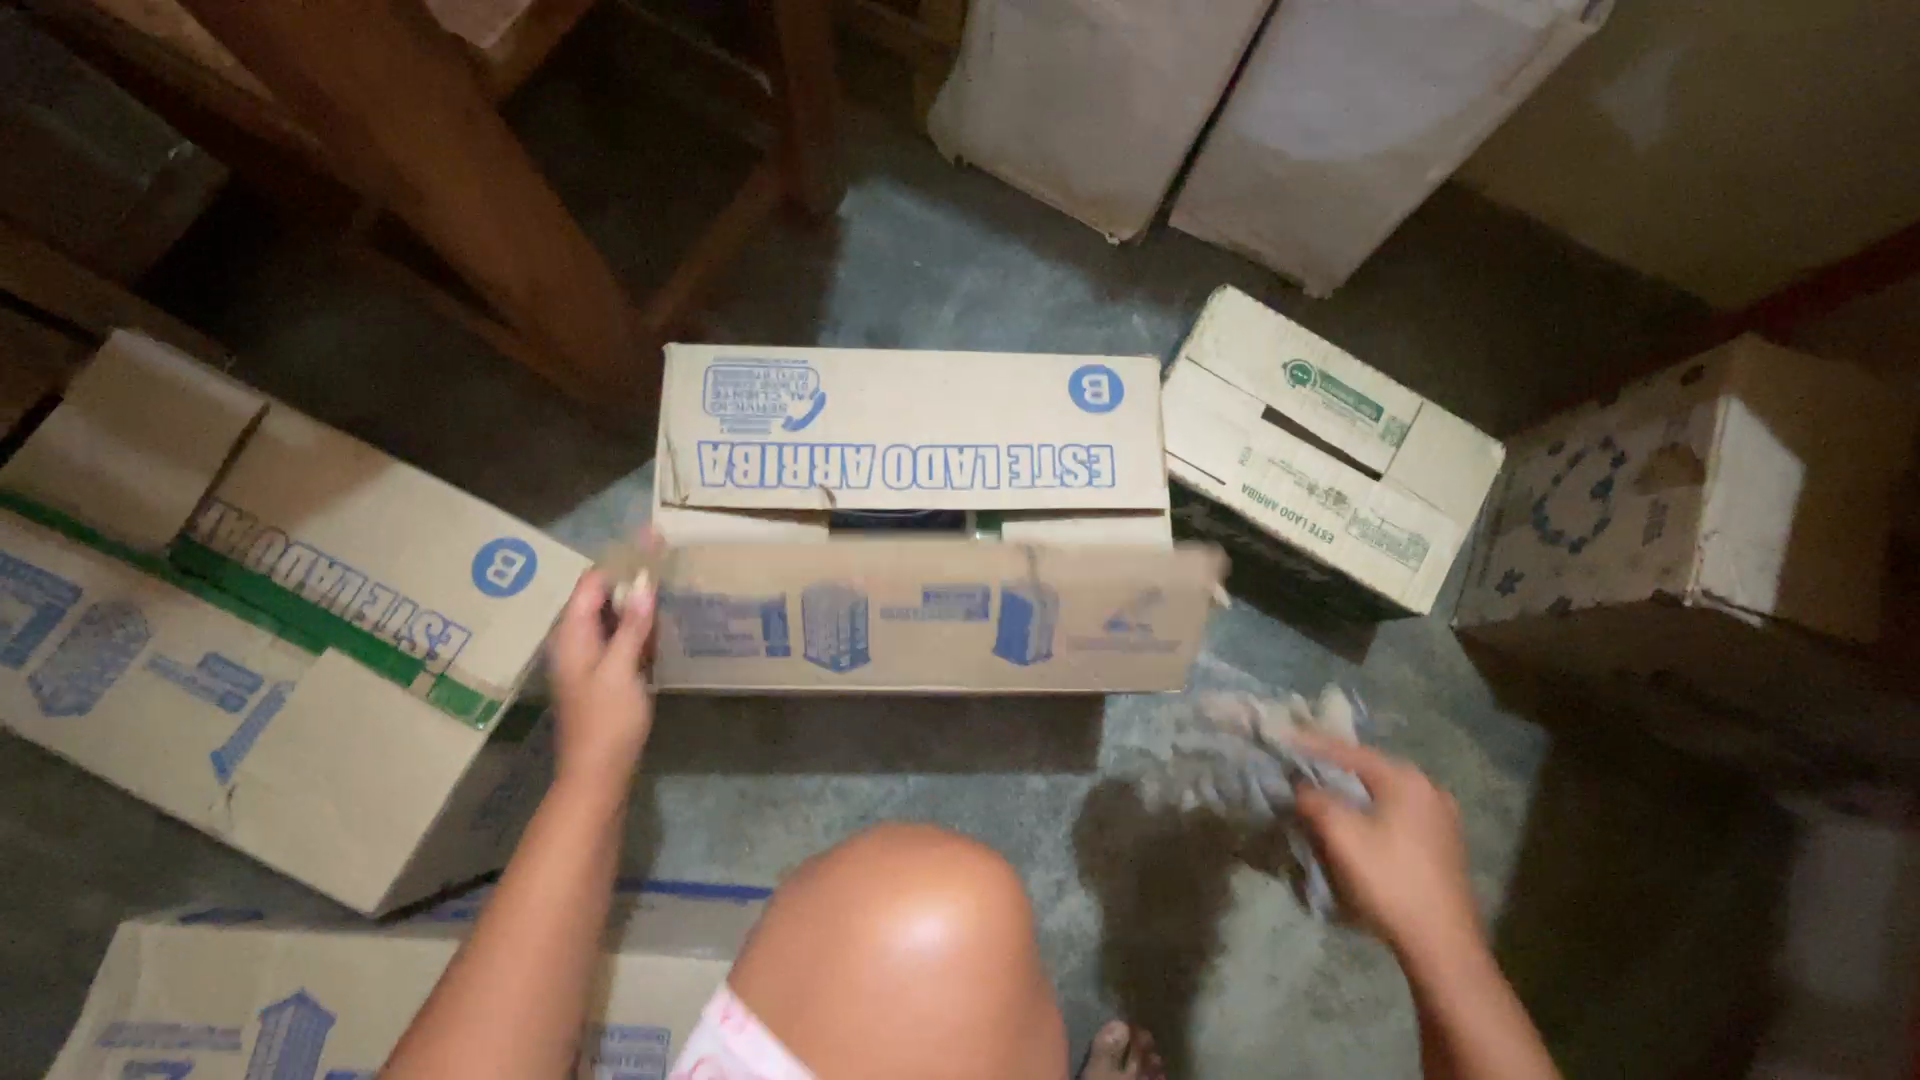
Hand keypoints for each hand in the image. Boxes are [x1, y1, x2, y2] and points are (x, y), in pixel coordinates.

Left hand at [546, 569, 655, 795]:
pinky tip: (663, 616)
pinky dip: (640, 622)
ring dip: (637, 597)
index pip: (592, 583)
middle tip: (665, 552)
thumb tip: (644, 585)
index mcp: (571, 637)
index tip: (652, 539)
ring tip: (669, 575)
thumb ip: (631, 627)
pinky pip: (622, 636)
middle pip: (601, 596)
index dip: (621, 559)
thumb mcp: (620, 671)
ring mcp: (591, 658)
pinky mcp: (607, 673)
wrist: (598, 773)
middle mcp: (576, 641)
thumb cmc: (606, 721)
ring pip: (613, 616)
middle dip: (631, 573)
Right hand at [1290, 733, 1481, 960]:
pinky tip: (1355, 824)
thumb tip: (1301, 786)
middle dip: (1333, 770)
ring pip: (1383, 794)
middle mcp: (1428, 789)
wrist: (1442, 942)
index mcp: (1406, 780)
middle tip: (1300, 770)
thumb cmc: (1389, 879)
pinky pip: (1397, 814)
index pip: (1349, 751)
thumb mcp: (1340, 835)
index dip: (1312, 745)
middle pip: (1368, 770)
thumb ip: (1315, 799)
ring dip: (1352, 794)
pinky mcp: (1443, 843)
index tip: (1283, 739)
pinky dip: (1371, 812)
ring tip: (1322, 797)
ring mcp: (1441, 817)